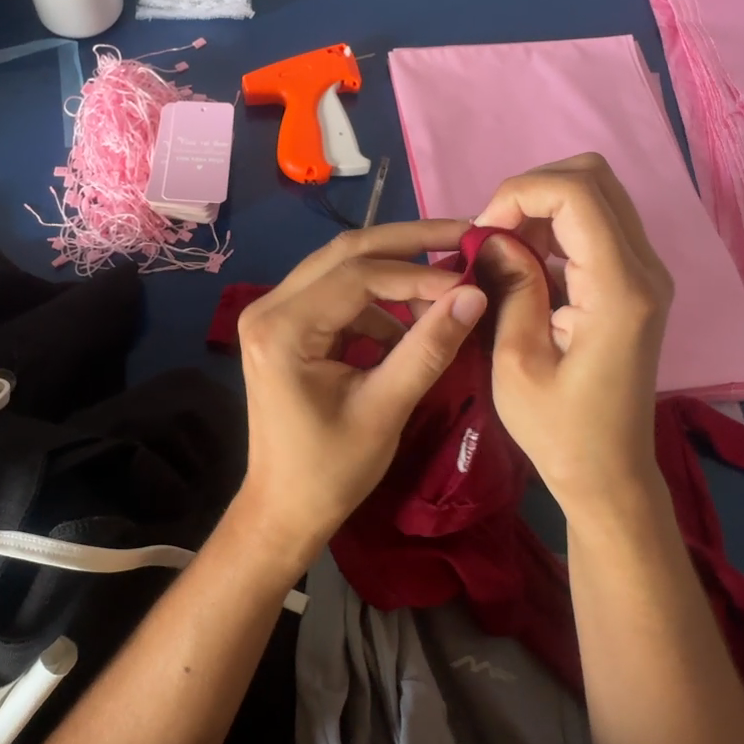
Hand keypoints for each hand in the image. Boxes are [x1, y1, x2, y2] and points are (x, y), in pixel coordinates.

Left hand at [233, 220, 487, 567]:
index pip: (357, 276)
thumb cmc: (330, 470)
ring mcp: (272, 314)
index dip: (418, 273)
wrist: (284, 508)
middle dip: (408, 244)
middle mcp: (268, 307)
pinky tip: (412, 322)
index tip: (472, 277)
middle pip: (345, 254)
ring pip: (340, 268)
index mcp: (283, 329)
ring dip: (394, 273)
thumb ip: (428, 348)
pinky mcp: (286, 326)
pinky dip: (377, 301)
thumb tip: (474, 293)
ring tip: (448, 286)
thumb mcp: (385, 409)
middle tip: (465, 235)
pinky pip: (336, 295)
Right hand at [471, 154, 673, 511]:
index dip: (519, 194)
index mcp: (618, 290)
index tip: (481, 234)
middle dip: (530, 190)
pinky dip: (554, 224)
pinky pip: (595, 222)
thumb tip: (492, 236)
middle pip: (592, 176)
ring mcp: (645, 272)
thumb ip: (510, 288)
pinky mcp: (635, 281)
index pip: (577, 193)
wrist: (609, 473)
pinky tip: (524, 260)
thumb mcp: (516, 363)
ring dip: (540, 205)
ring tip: (502, 247)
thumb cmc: (558, 430)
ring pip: (594, 193)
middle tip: (491, 234)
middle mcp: (644, 268)